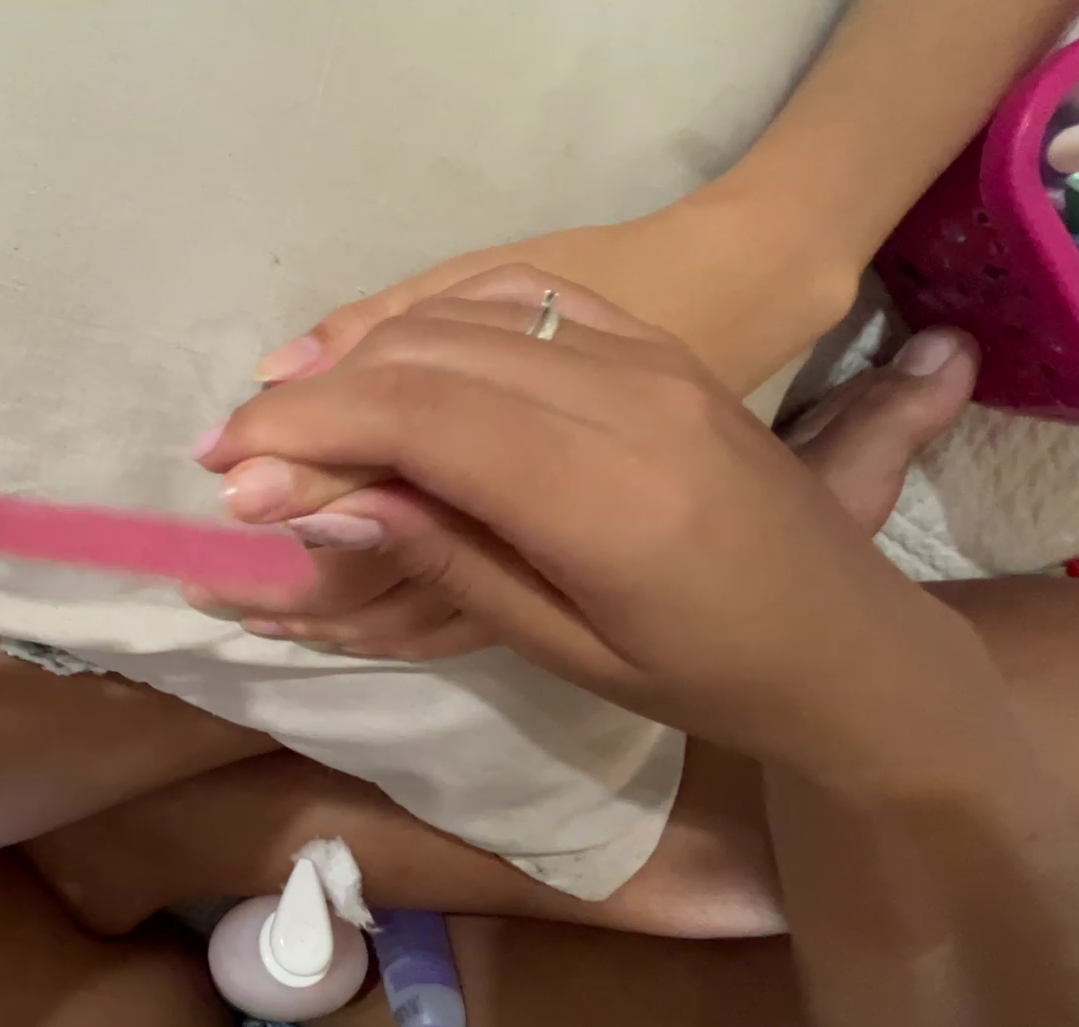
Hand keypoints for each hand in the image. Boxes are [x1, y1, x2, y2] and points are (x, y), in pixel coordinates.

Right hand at [193, 198, 864, 657]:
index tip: (228, 467)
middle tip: (234, 448)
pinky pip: (511, 301)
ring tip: (290, 410)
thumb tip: (322, 502)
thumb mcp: (558, 644)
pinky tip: (382, 360)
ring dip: (353, 360)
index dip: (306, 430)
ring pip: (454, 321)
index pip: (419, 419)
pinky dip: (425, 322)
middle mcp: (624, 398)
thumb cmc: (702, 674)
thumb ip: (441, 556)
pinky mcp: (645, 342)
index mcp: (606, 496)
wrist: (850, 640)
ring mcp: (641, 355)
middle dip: (307, 398)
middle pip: (421, 360)